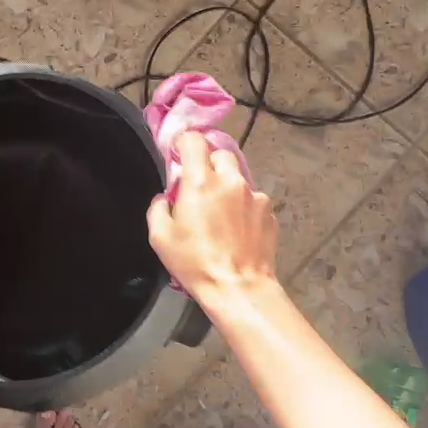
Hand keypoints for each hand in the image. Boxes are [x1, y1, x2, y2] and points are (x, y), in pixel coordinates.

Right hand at [146, 132, 279, 310]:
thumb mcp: (160, 237)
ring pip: (238, 178)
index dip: (184, 143)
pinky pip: (253, 200)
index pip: (194, 141)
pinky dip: (243, 207)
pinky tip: (236, 230)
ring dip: (226, 187)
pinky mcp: (269, 211)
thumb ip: (157, 209)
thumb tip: (164, 198)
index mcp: (201, 182)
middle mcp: (231, 181)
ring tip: (219, 215)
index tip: (178, 154)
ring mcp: (255, 195)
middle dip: (208, 164)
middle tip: (198, 186)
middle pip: (220, 154)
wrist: (238, 286)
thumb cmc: (194, 262)